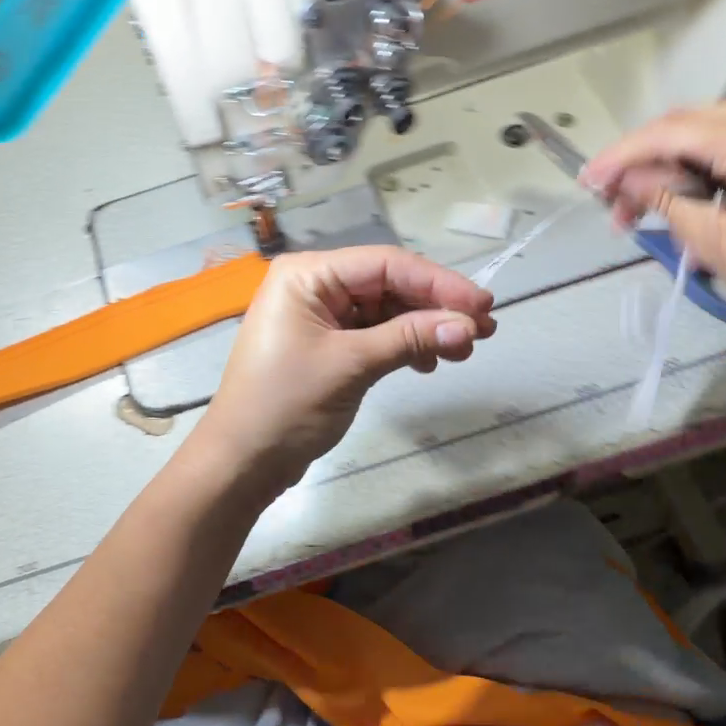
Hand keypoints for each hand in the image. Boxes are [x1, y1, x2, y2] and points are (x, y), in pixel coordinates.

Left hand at [189, 245, 496, 499]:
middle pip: (388, 285)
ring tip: (463, 352)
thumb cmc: (286, 405)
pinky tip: (428, 365)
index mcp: (307, 275)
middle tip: (482, 332)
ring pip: (385, 312)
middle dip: (435, 307)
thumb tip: (468, 327)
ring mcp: (318, 318)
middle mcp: (312, 286)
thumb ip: (410, 339)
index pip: (386, 264)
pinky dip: (402, 347)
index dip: (438, 283)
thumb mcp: (351, 366)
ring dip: (423, 329)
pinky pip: (373, 335)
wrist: (242, 461)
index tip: (483, 306)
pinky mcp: (325, 347)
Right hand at [581, 90, 725, 348]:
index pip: (675, 132)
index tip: (587, 181)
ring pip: (714, 126)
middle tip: (611, 203)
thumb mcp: (719, 246)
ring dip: (673, 162)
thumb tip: (624, 180)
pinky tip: (684, 193)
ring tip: (642, 206)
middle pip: (693, 122)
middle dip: (645, 161)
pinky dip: (706, 162)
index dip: (623, 156)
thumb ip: (666, 201)